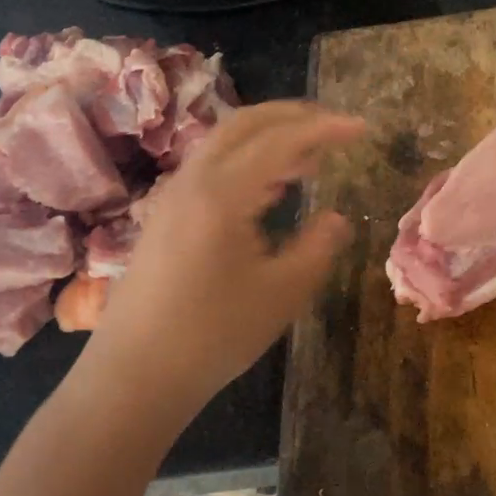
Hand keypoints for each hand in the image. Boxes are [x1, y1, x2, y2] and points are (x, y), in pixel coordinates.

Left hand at [77, 102, 363, 425]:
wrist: (132, 379)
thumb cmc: (212, 336)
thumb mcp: (282, 294)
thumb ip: (317, 247)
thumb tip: (336, 218)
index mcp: (223, 193)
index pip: (281, 140)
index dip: (325, 129)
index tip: (362, 128)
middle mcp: (193, 181)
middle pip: (245, 123)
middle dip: (293, 116)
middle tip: (335, 126)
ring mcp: (173, 197)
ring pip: (226, 143)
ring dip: (270, 137)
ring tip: (312, 158)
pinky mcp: (165, 216)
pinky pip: (213, 165)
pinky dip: (249, 159)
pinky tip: (272, 187)